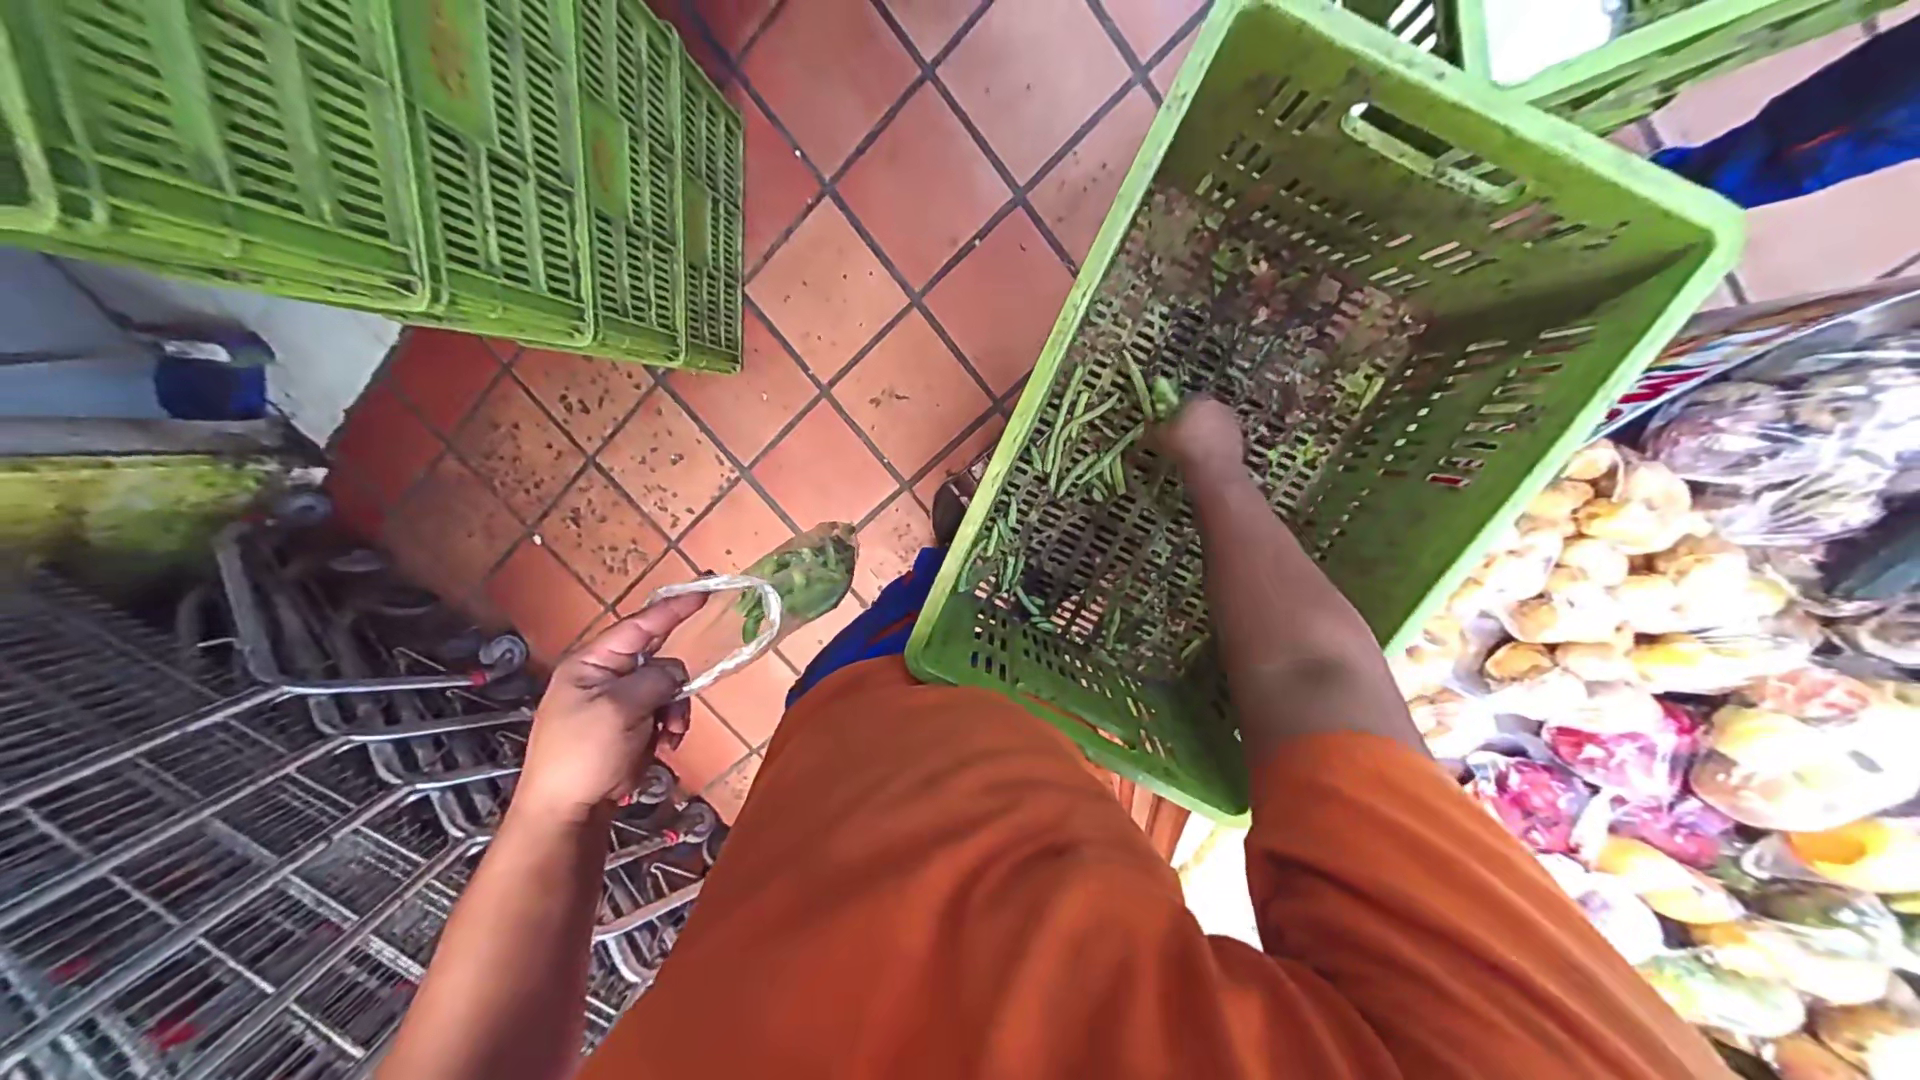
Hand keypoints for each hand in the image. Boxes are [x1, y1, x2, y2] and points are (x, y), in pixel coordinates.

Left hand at [514, 593, 707, 823]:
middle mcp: (605, 677)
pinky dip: (668, 728)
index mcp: (592, 663)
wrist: (566, 813)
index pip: (640, 625)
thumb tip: (675, 674)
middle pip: (659, 663)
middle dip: (672, 688)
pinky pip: (663, 713)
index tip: (704, 590)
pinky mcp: (629, 726)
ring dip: (673, 714)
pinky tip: (659, 747)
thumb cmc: (584, 755)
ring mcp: (617, 703)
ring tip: (664, 739)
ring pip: (667, 690)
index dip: (673, 608)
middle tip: (670, 716)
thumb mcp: (621, 708)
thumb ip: (656, 679)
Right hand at [1158, 395, 1245, 482]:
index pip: (1185, 401)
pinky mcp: (1240, 439)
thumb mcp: (1156, 438)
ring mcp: (1231, 422)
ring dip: (1206, 435)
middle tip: (1181, 440)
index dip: (1176, 414)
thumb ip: (1151, 430)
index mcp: (1197, 400)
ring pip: (1214, 426)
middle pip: (1202, 412)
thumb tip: (1145, 429)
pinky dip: (1216, 447)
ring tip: (1193, 453)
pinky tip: (1206, 460)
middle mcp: (1217, 405)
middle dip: (1194, 423)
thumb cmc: (1182, 447)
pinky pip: (1223, 440)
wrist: (1212, 469)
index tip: (1170, 427)